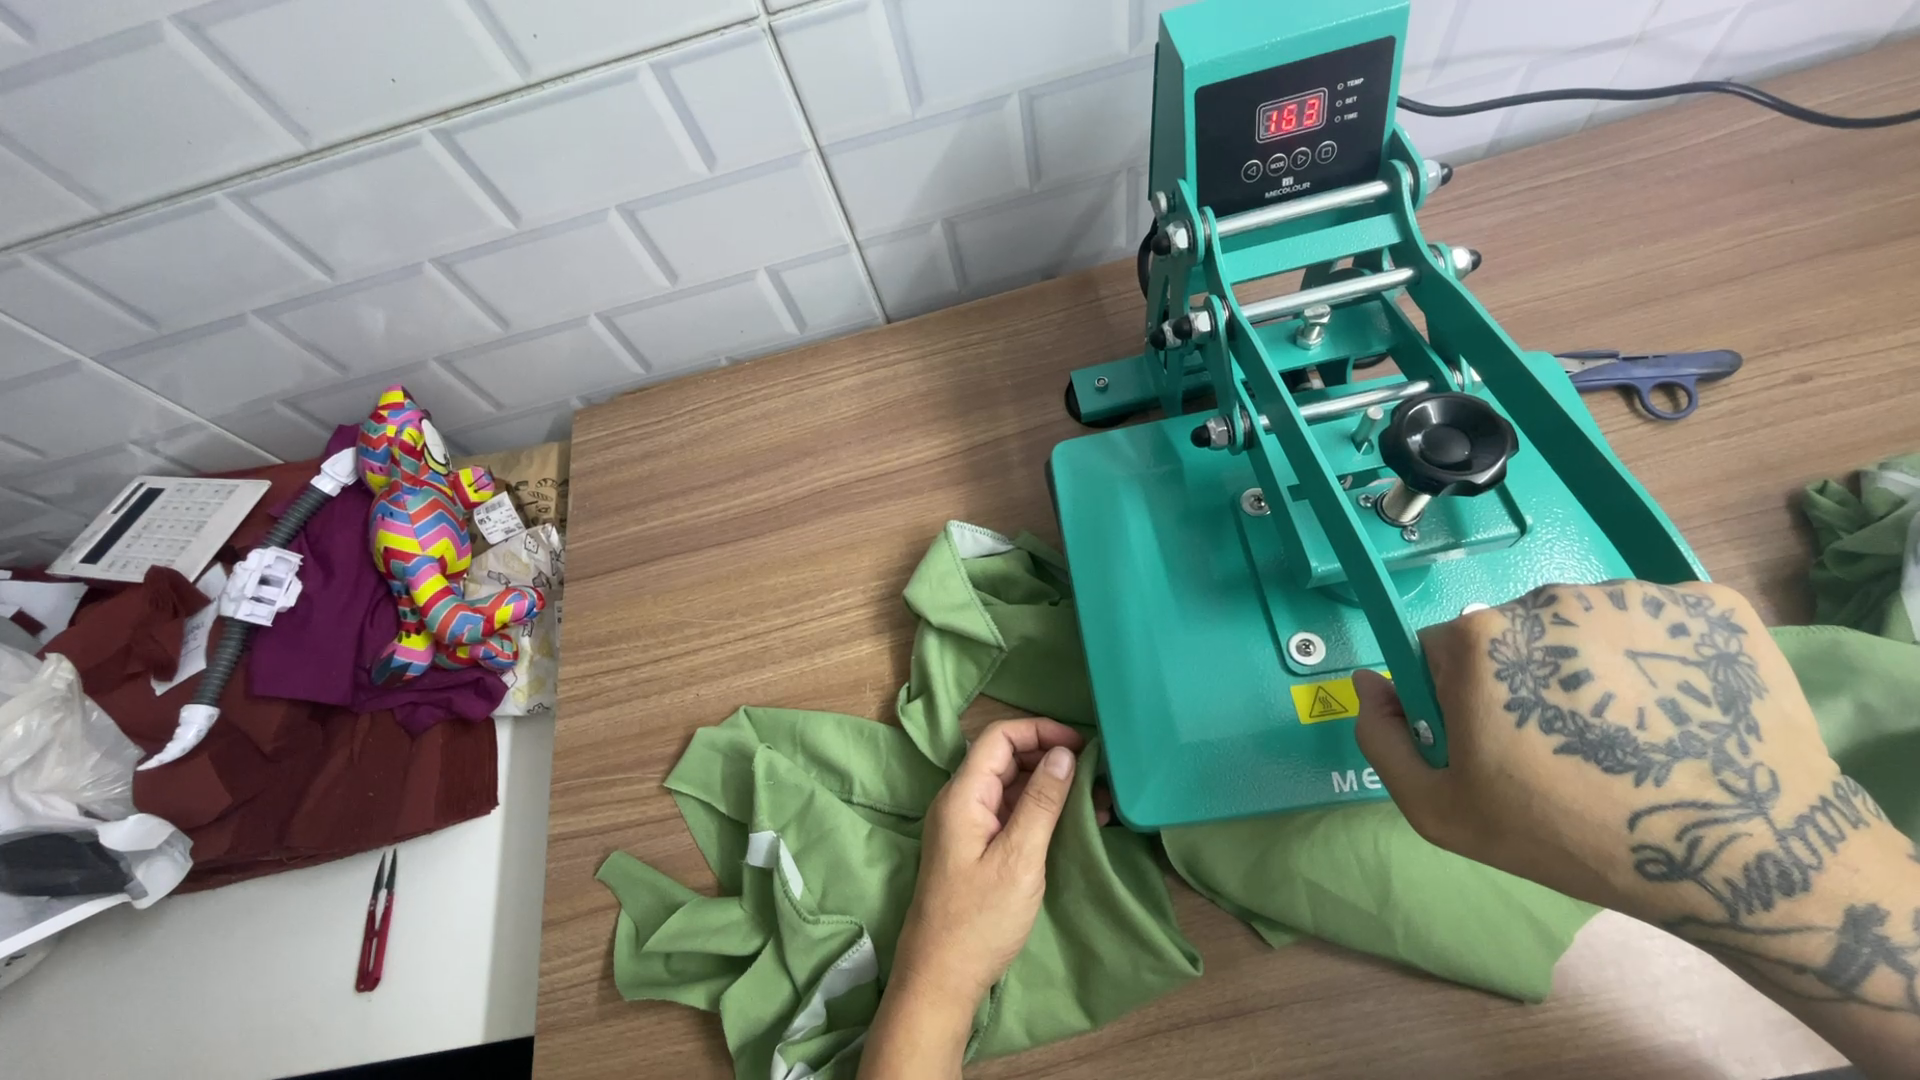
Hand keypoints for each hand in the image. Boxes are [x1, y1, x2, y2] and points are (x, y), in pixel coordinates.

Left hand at [860, 718, 1088, 1079]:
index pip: (999, 737)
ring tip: (1097, 798)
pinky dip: (1042, 811)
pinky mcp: (976, 848)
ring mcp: (967, 825)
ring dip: (1051, 786)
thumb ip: (1041, 802)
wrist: (940, 981)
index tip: (1081, 744)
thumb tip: (1063, 752)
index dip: (1040, 730)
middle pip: (1006, 758)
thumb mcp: (1019, 859)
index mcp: (963, 795)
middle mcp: (961, 801)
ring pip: (1012, 786)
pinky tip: (1077, 822)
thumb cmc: (979, 920)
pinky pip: (1011, 813)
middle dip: (1051, 757)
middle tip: (1097, 772)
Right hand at [1354, 580, 1902, 922]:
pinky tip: (1673, 710)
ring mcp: (1633, 595)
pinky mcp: (1707, 605)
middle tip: (1562, 746)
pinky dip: (1651, 655)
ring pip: (1577, 625)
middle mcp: (1547, 599)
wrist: (1747, 858)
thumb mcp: (1441, 809)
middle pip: (1507, 634)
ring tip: (1626, 732)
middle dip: (1518, 678)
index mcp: (1478, 640)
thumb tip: (1367, 681)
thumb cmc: (1570, 835)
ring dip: (1583, 665)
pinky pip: (1651, 620)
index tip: (1496, 744)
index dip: (1455, 700)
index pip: (1437, 651)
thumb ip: (1382, 738)